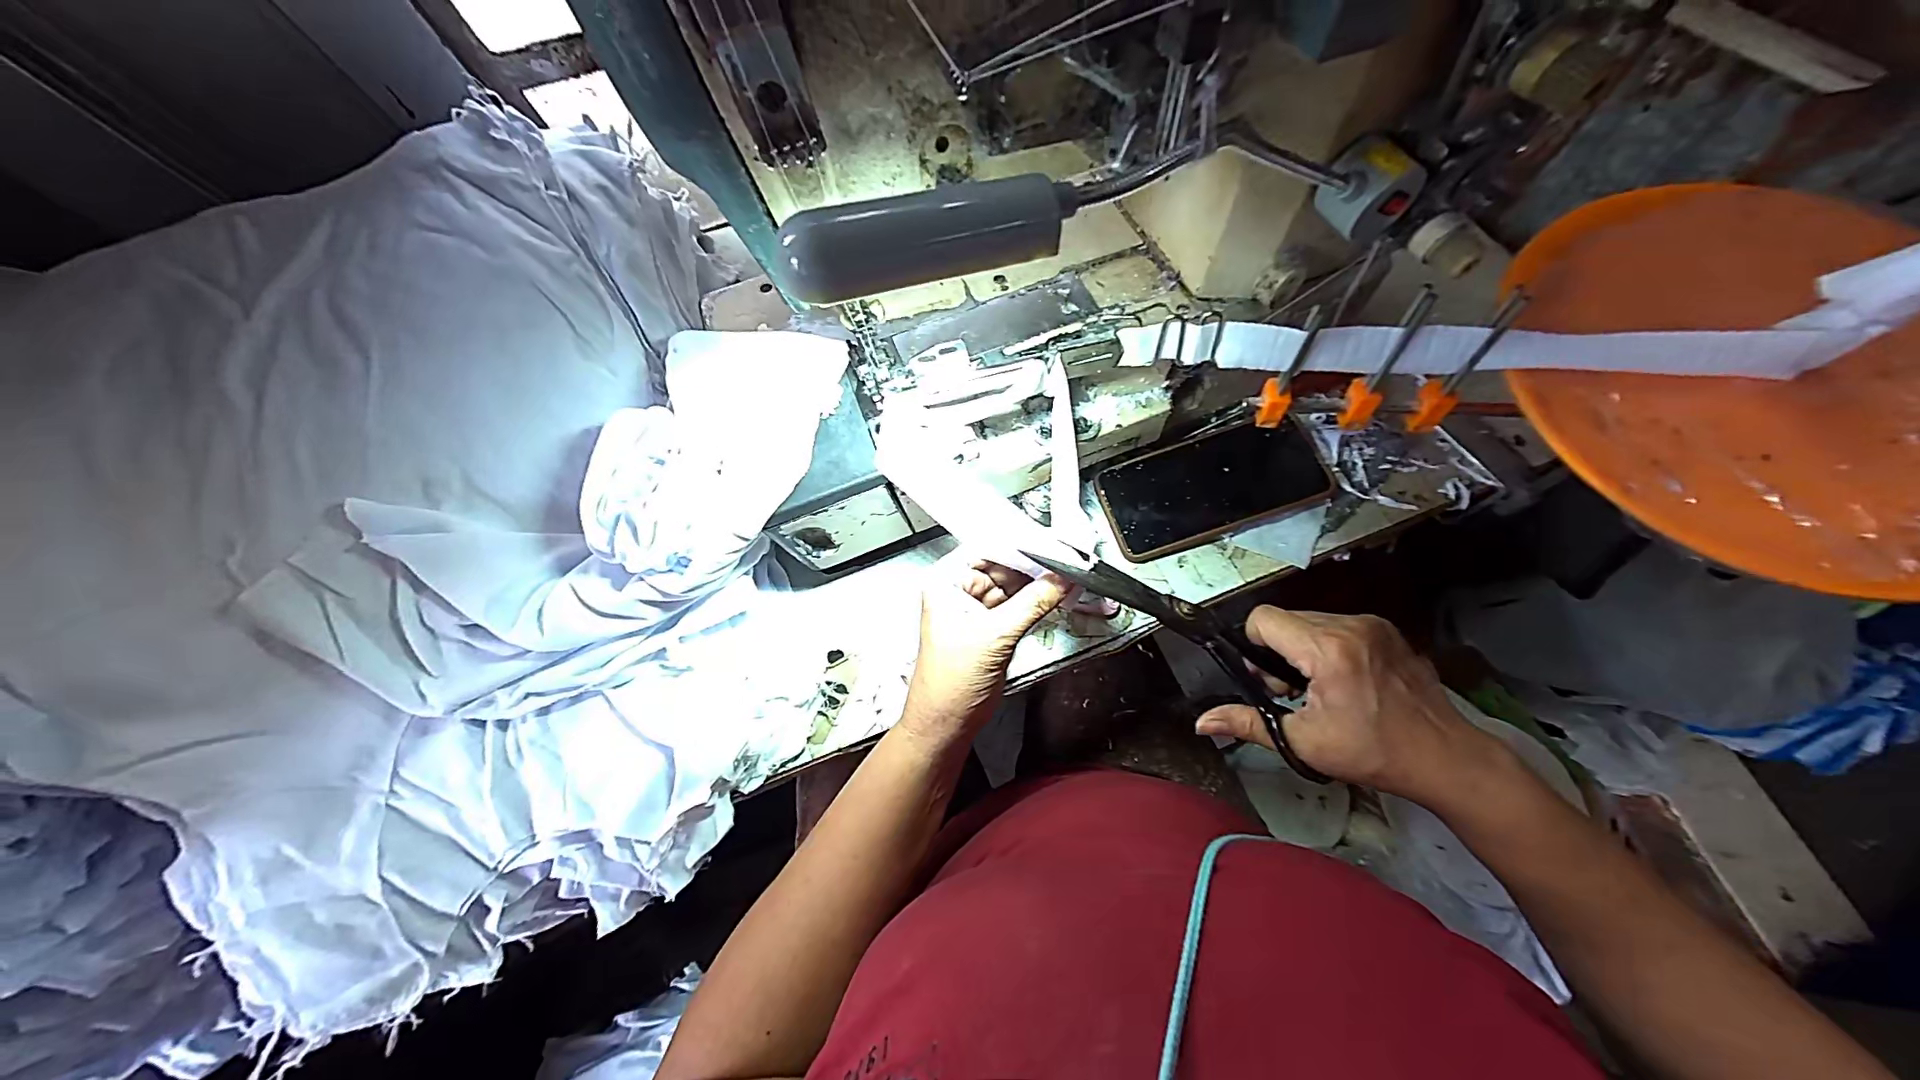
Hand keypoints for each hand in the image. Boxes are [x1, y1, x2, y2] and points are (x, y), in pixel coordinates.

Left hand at [902, 554, 1070, 740]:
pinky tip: (1054, 595)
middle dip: (1034, 564)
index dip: (1019, 544)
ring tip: (1065, 576)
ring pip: (1013, 584)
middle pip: (1002, 564)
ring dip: (1038, 583)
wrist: (947, 723)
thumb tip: (1061, 579)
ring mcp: (974, 608)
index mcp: (945, 582)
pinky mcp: (990, 626)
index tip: (1050, 544)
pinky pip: (1017, 604)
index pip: (986, 547)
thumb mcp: (995, 636)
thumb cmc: (947, 684)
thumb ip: (1033, 603)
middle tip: (1065, 561)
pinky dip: (1036, 601)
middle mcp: (957, 590)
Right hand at [1196, 607, 1505, 807]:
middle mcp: (1351, 626)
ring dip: (1302, 649)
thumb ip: (1246, 723)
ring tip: (1319, 689)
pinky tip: (1343, 682)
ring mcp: (1373, 626)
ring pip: (1310, 621)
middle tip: (1293, 693)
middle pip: (1286, 620)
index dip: (1254, 646)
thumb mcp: (1303, 742)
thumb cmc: (1377, 753)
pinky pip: (1338, 625)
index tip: (1268, 680)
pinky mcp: (1387, 631)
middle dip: (1278, 651)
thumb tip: (1204, 722)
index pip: (1264, 619)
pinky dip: (1328, 647)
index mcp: (1328, 650)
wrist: (1445, 758)